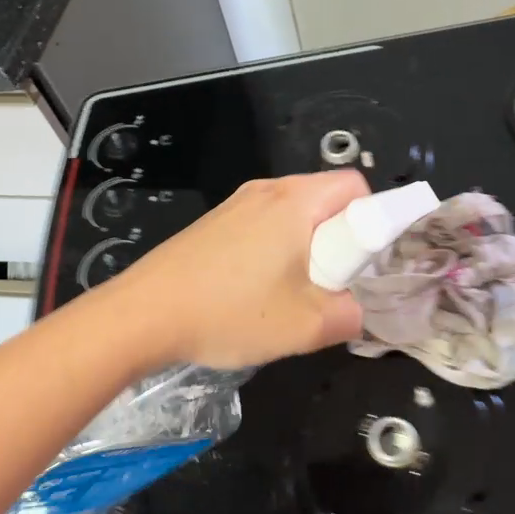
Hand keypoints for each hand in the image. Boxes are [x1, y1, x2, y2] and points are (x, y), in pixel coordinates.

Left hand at [104, 171, 371, 369]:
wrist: (142, 316)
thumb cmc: (230, 312)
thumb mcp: (307, 327)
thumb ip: (350, 317)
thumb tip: (356, 312)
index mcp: (296, 201)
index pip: (356, 186)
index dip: (372, 222)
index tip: (363, 264)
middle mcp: (266, 191)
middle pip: (325, 200)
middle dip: (339, 242)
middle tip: (329, 285)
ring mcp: (235, 205)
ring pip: (293, 217)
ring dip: (304, 252)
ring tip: (290, 296)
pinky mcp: (213, 225)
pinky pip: (262, 228)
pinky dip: (273, 254)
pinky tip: (253, 296)